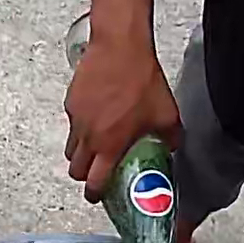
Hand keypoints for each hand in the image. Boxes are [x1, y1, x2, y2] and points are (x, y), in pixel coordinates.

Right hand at [65, 36, 180, 202]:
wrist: (120, 47)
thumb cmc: (141, 79)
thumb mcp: (166, 114)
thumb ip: (169, 137)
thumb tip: (171, 146)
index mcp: (110, 146)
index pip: (94, 182)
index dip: (95, 194)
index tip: (97, 195)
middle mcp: (89, 137)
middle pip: (75, 171)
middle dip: (84, 175)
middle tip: (96, 172)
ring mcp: (77, 120)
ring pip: (71, 148)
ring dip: (80, 154)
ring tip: (96, 145)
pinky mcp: (71, 103)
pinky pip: (73, 123)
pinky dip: (81, 126)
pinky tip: (97, 116)